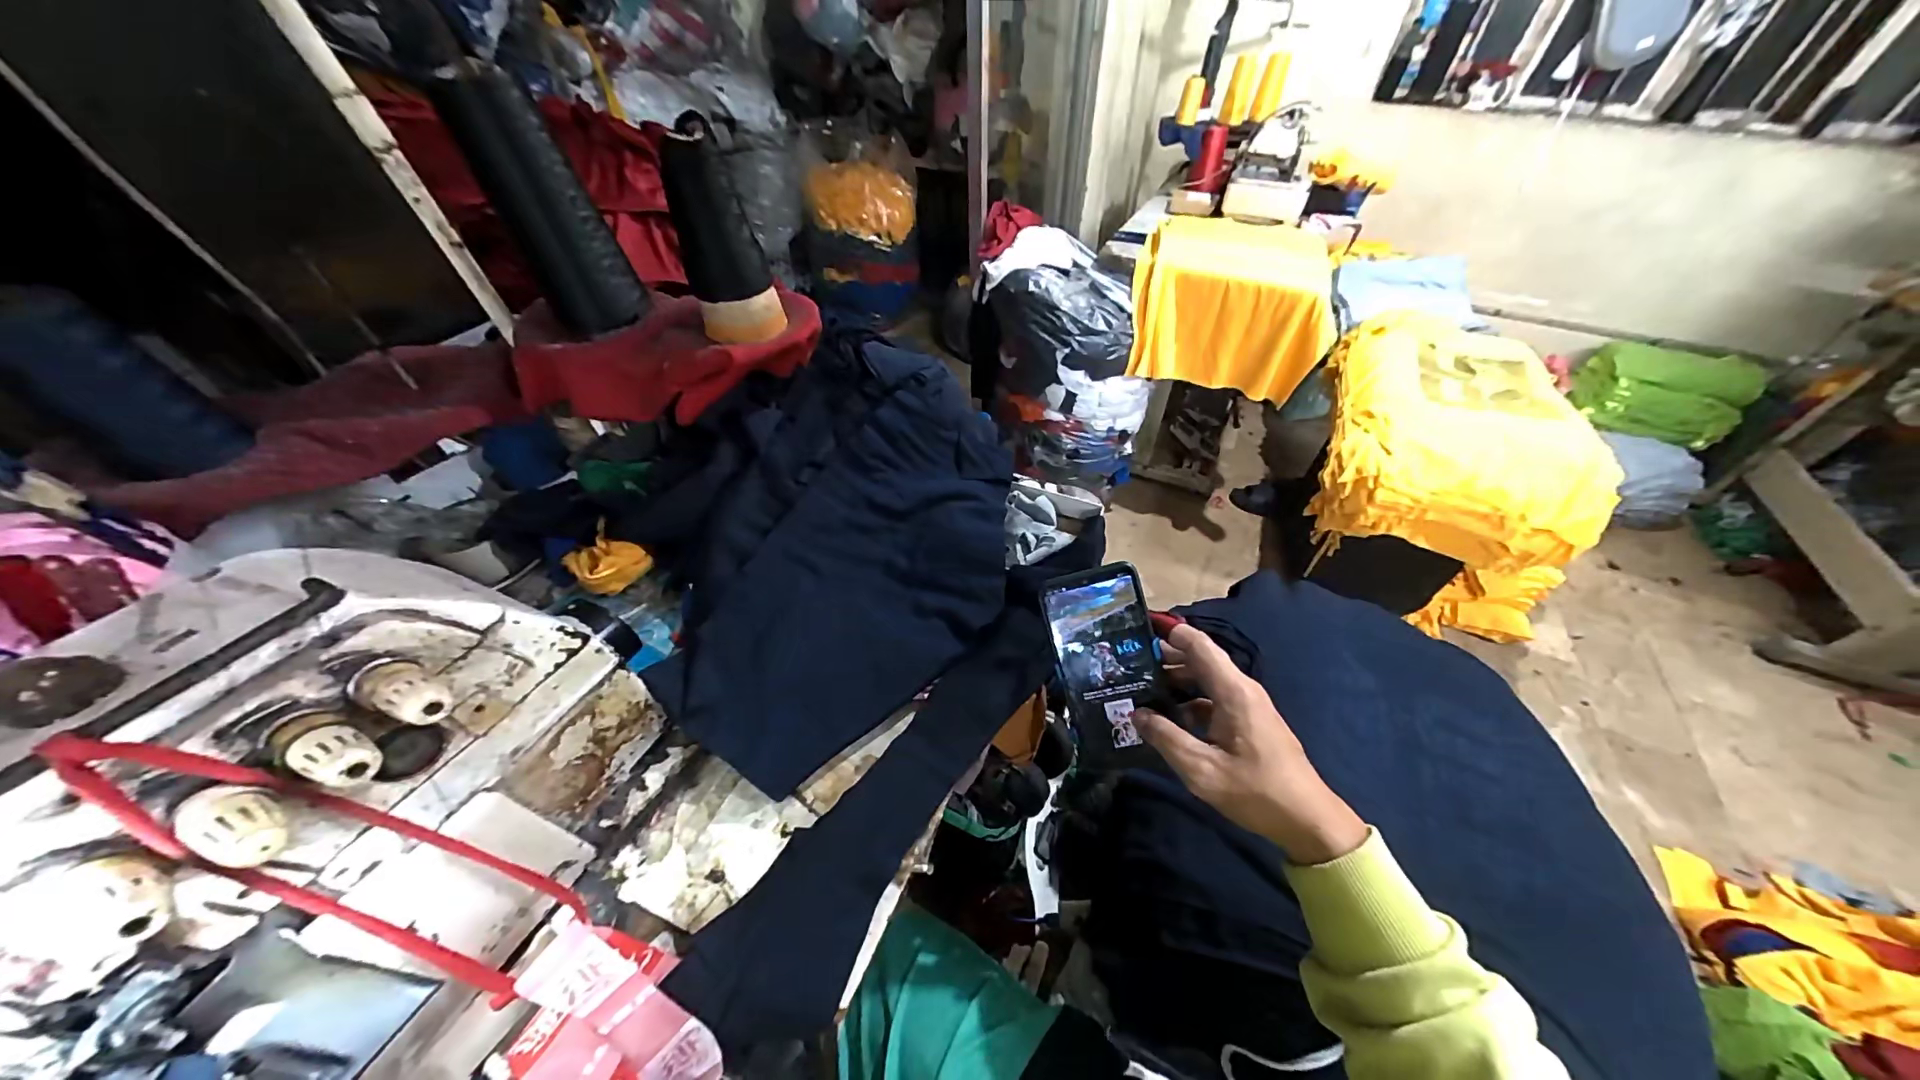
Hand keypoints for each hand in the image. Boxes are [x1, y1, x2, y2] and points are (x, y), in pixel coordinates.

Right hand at [1135, 623, 1368, 865]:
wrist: (1307, 820)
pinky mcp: (1247, 720)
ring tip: (1139, 687)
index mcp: (1233, 691)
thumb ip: (1166, 738)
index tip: (1135, 630)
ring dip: (1174, 679)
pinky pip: (1211, 697)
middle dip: (1164, 656)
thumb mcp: (1201, 770)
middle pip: (1199, 659)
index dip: (1168, 632)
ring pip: (1204, 679)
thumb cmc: (1256, 791)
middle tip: (1126, 663)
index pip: (1198, 645)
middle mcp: (1241, 689)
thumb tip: (1137, 713)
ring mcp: (1246, 704)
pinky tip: (1166, 716)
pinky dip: (1187, 699)